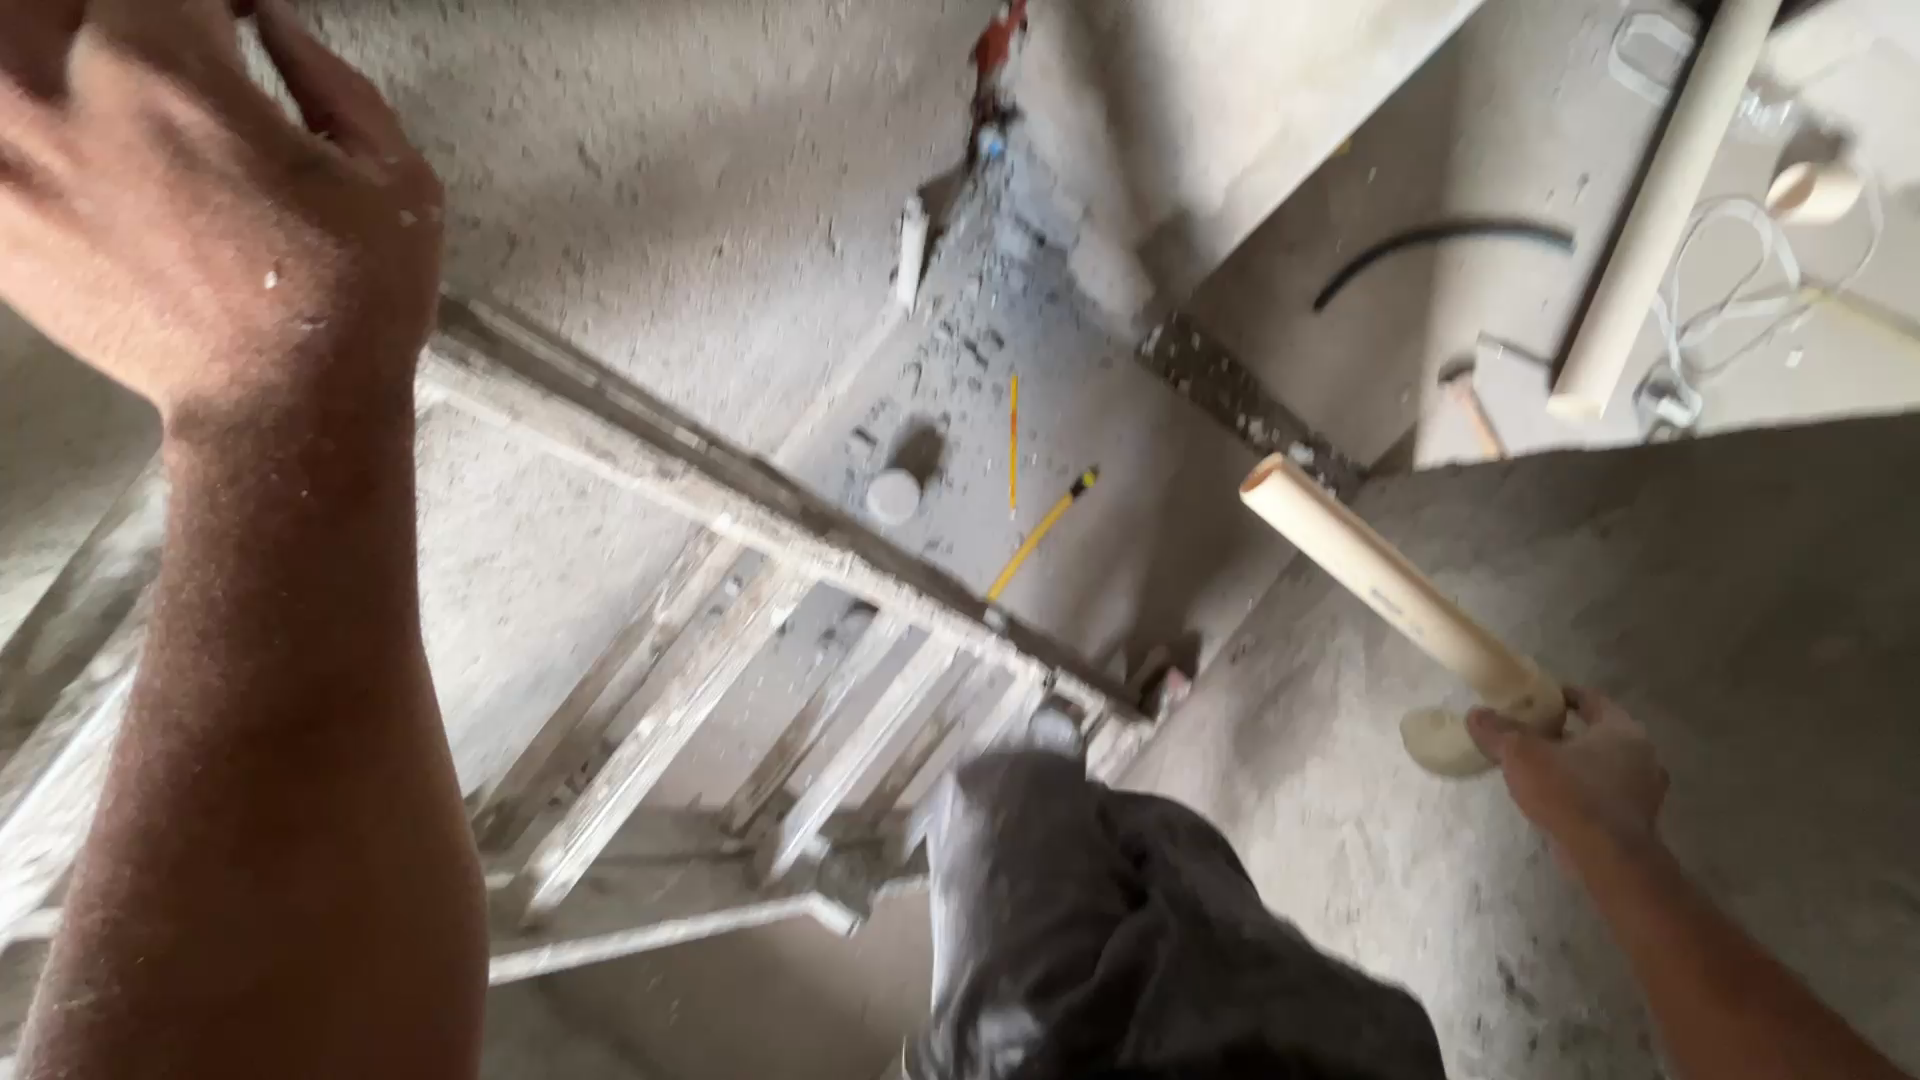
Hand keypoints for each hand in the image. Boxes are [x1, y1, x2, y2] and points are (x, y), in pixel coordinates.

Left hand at [0, 0, 440, 426]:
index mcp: (168, 79)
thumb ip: (340, 89)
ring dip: (50, 51)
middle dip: (124, 16)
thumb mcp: (402, 189)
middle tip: (177, 55)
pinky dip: (27, 126)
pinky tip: (76, 145)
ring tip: (114, 95)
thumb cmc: (362, 298)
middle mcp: (51, 93)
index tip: (247, 17)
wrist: (291, 405)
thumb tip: (276, 30)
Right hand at [1469, 686, 1668, 851]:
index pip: (1592, 699)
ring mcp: (1643, 790)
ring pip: (1601, 763)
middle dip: (1563, 730)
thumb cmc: (1569, 792)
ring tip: (1535, 763)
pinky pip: (1603, 790)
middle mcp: (1643, 757)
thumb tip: (1477, 714)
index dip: (1561, 694)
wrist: (1607, 857)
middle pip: (1597, 733)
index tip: (1535, 697)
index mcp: (1622, 731)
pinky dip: (1579, 786)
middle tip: (1529, 730)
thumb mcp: (1520, 753)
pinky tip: (1552, 793)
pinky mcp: (1635, 818)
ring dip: (1572, 760)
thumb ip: (1498, 730)